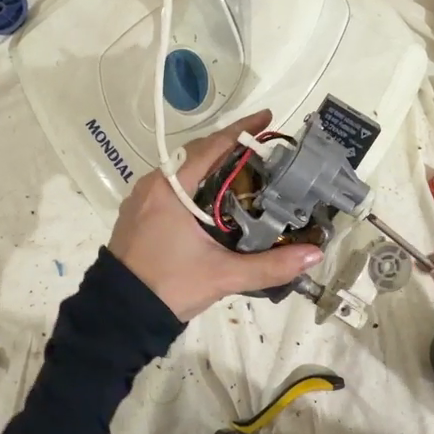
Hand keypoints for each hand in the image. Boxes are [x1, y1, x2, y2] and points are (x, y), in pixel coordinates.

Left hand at [108, 110, 323, 320]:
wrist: (120, 315)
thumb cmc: (169, 286)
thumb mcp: (223, 276)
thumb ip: (270, 265)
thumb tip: (313, 254)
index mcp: (170, 189)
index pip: (211, 147)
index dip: (242, 130)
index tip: (268, 118)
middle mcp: (153, 185)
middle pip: (197, 154)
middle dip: (231, 147)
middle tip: (264, 148)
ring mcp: (143, 200)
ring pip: (183, 171)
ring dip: (213, 166)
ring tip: (247, 170)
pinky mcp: (140, 216)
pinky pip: (173, 187)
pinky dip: (198, 184)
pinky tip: (217, 198)